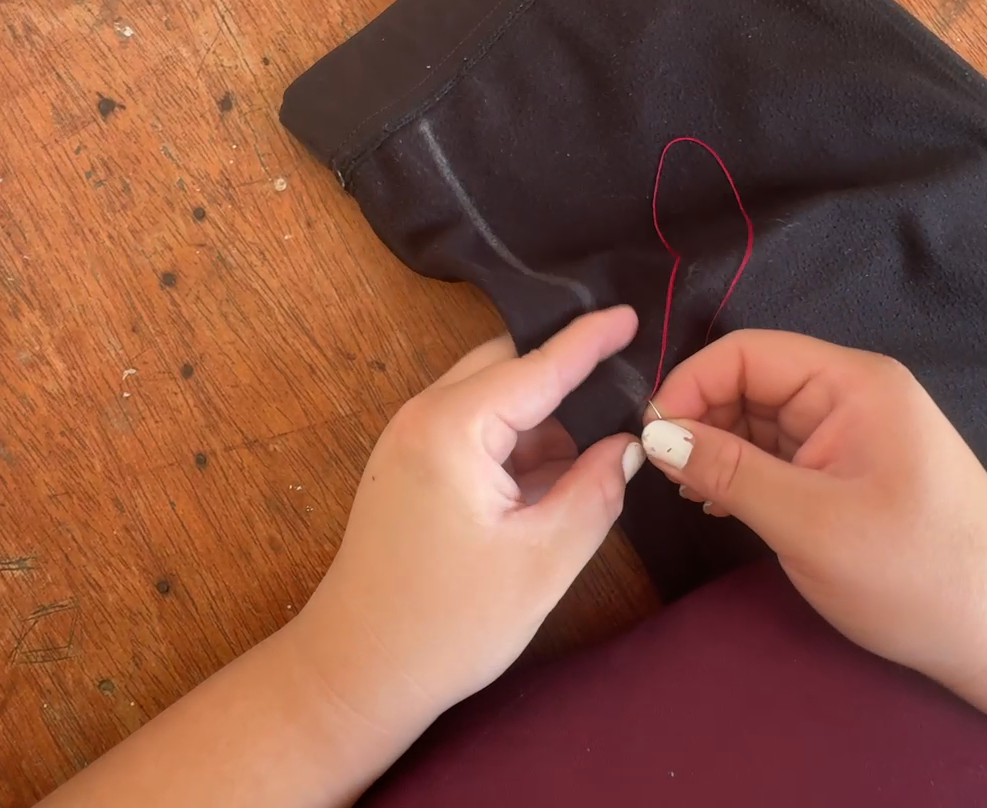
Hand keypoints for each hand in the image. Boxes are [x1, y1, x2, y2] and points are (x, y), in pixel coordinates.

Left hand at [288, 306, 643, 734]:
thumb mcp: (541, 561)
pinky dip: (516, 444)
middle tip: (624, 386)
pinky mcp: (411, 462)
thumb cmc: (448, 624)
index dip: (588, 340)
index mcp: (452, 427)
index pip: (536, 366)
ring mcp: (410, 437)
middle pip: (507, 368)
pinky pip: (475, 429)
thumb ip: (595, 492)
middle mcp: (424, 415)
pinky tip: (551, 476)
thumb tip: (628, 444)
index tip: (631, 314)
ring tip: (595, 447)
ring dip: (542, 418)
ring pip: (492, 399)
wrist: (356, 672)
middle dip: (564, 377)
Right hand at [642, 330, 986, 720]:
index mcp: (851, 383)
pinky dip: (737, 469)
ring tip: (690, 492)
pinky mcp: (840, 465)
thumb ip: (728, 471)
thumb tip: (654, 435)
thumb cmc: (916, 576)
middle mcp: (846, 393)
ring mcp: (844, 429)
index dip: (691, 384)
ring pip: (753, 416)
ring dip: (714, 448)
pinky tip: (716, 501)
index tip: (652, 437)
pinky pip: (771, 449)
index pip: (746, 353)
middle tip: (665, 473)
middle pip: (747, 381)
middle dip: (699, 419)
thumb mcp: (811, 524)